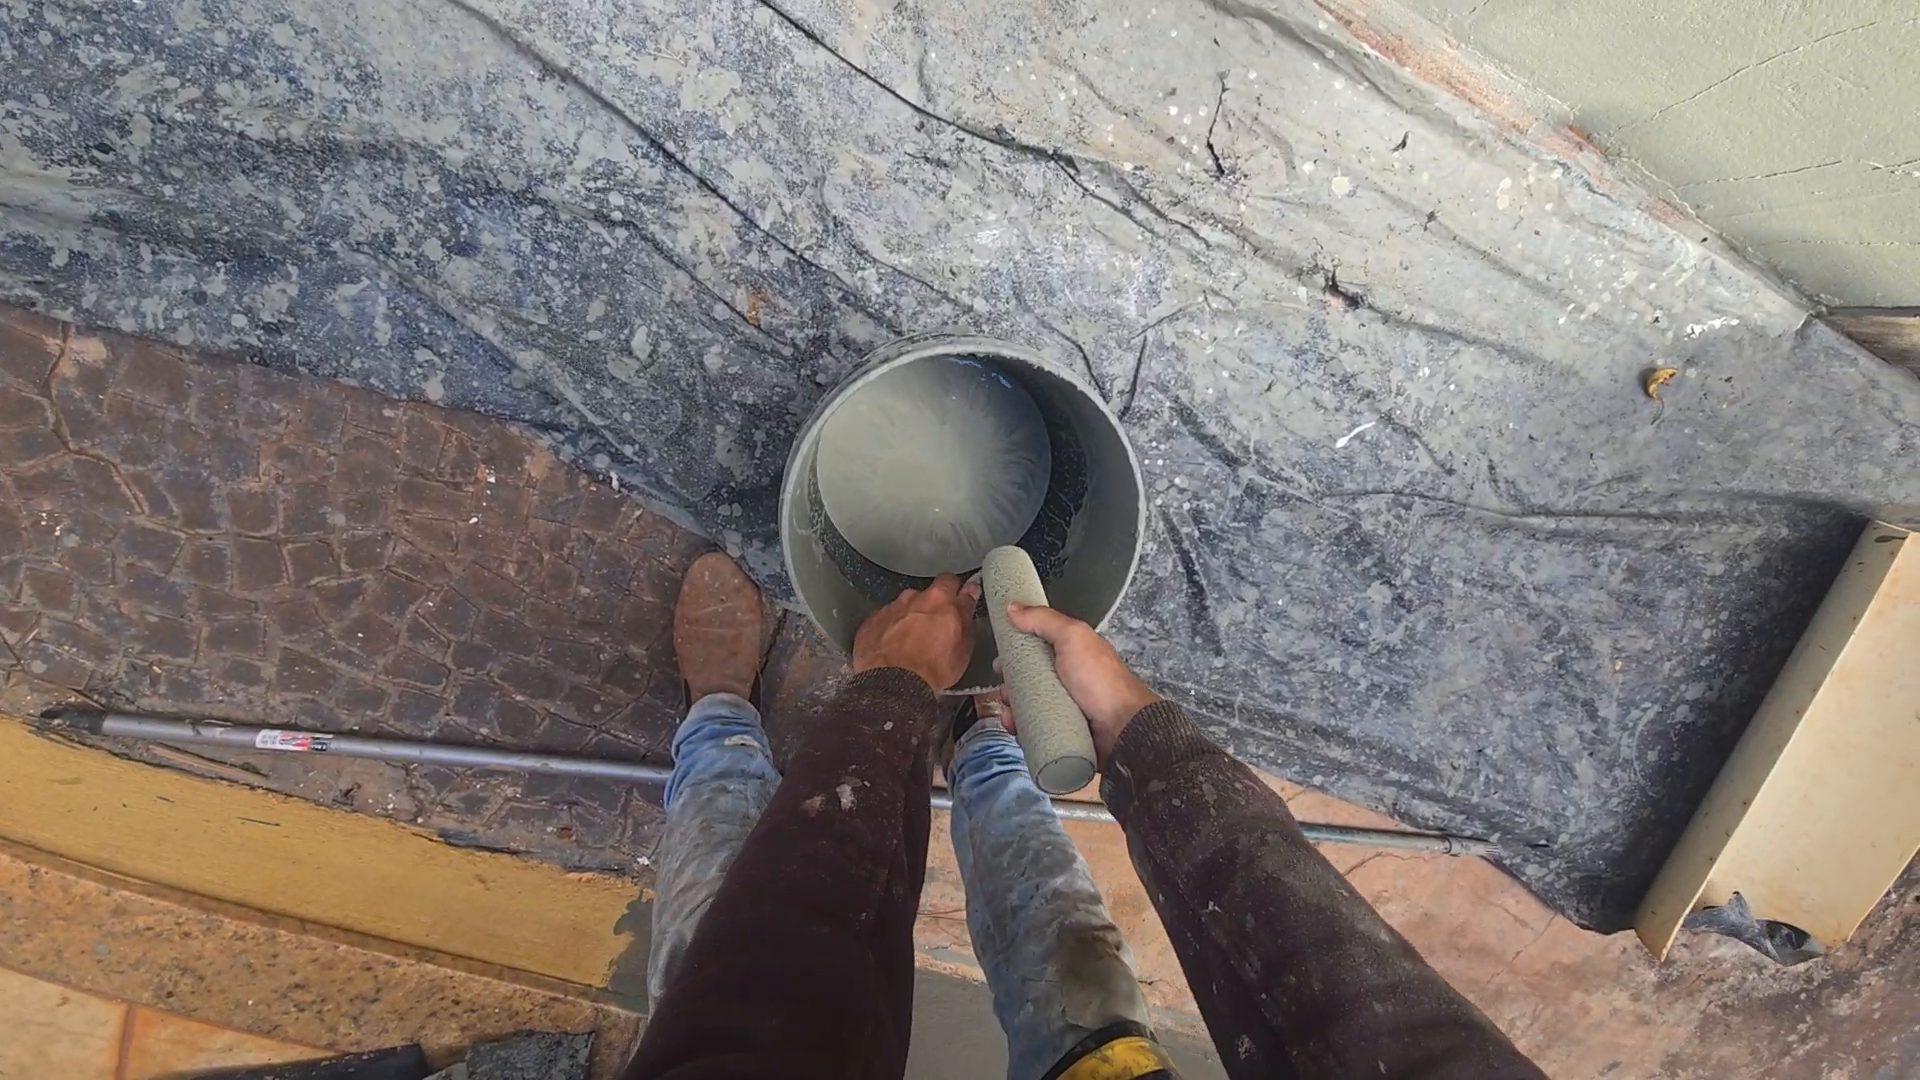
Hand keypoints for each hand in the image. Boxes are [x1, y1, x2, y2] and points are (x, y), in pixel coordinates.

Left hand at [853, 574, 982, 690]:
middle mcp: (913, 597)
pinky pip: (885, 620)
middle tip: (936, 628)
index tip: (958, 602)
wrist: (893, 683)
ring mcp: (890, 608)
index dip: (956, 593)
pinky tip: (893, 647)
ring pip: (904, 607)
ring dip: (910, 618)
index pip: (952, 582)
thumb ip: (966, 613)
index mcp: (940, 598)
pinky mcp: (871, 622)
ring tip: (912, 642)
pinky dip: (890, 629)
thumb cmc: (932, 667)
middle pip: (926, 594)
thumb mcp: (963, 645)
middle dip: (932, 606)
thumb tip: (970, 593)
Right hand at [1005, 603, 1158, 765]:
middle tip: (1006, 688)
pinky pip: (1032, 725)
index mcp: (1069, 652)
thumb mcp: (1072, 637)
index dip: (1015, 650)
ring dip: (1012, 707)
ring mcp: (1062, 704)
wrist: (1123, 728)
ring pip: (1026, 703)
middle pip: (1026, 676)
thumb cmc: (1103, 682)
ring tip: (1011, 711)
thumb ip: (1044, 619)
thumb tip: (1014, 609)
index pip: (1035, 646)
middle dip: (1010, 683)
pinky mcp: (1059, 728)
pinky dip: (1020, 726)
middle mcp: (1065, 678)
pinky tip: (1016, 725)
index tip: (1001, 657)